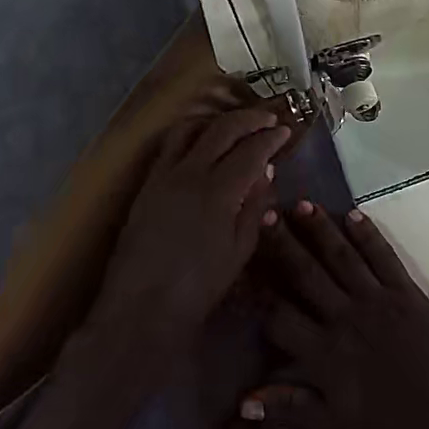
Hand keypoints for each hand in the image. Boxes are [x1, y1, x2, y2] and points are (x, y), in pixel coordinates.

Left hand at [85, 108, 292, 360]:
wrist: (142, 309)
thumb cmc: (201, 285)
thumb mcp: (241, 248)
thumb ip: (255, 204)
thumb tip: (266, 170)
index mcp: (219, 192)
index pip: (252, 150)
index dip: (272, 137)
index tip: (287, 131)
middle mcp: (189, 174)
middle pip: (222, 129)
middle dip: (250, 119)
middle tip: (269, 119)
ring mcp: (162, 177)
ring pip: (190, 129)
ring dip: (217, 120)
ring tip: (235, 125)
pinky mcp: (145, 186)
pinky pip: (169, 146)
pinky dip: (192, 134)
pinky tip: (204, 142)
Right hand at [243, 202, 428, 428]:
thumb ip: (291, 411)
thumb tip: (244, 399)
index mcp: (324, 353)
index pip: (278, 317)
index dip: (253, 293)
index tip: (234, 269)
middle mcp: (346, 317)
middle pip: (307, 275)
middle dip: (282, 245)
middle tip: (263, 215)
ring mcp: (378, 300)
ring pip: (343, 258)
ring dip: (321, 230)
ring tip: (302, 204)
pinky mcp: (407, 292)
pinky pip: (384, 257)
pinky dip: (368, 235)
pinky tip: (354, 214)